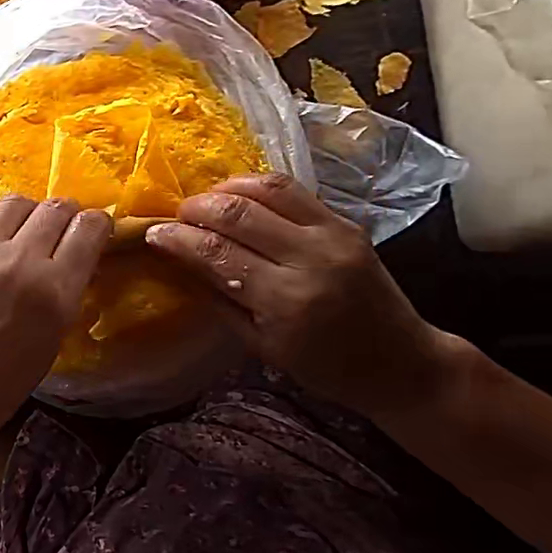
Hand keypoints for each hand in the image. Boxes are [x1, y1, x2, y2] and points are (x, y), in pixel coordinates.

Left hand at [0, 196, 110, 454]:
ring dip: (35, 211)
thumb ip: (70, 289)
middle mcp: (21, 261)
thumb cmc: (7, 380)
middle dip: (70, 215)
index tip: (98, 233)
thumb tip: (80, 256)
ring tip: (35, 232)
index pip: (89, 228)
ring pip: (19, 202)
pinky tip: (6, 242)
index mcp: (55, 291)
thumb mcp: (56, 335)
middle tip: (68, 232)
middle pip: (56, 207)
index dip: (99, 225)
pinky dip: (5, 223)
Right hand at [144, 173, 459, 419]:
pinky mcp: (346, 222)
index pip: (216, 252)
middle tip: (175, 215)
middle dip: (196, 208)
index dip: (177, 238)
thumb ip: (217, 296)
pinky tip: (237, 198)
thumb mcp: (257, 342)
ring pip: (268, 189)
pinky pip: (293, 191)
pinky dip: (256, 187)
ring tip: (204, 202)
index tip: (152, 234)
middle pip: (238, 212)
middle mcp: (311, 258)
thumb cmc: (320, 365)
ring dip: (225, 189)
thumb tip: (177, 261)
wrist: (399, 361)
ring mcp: (334, 235)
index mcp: (284, 298)